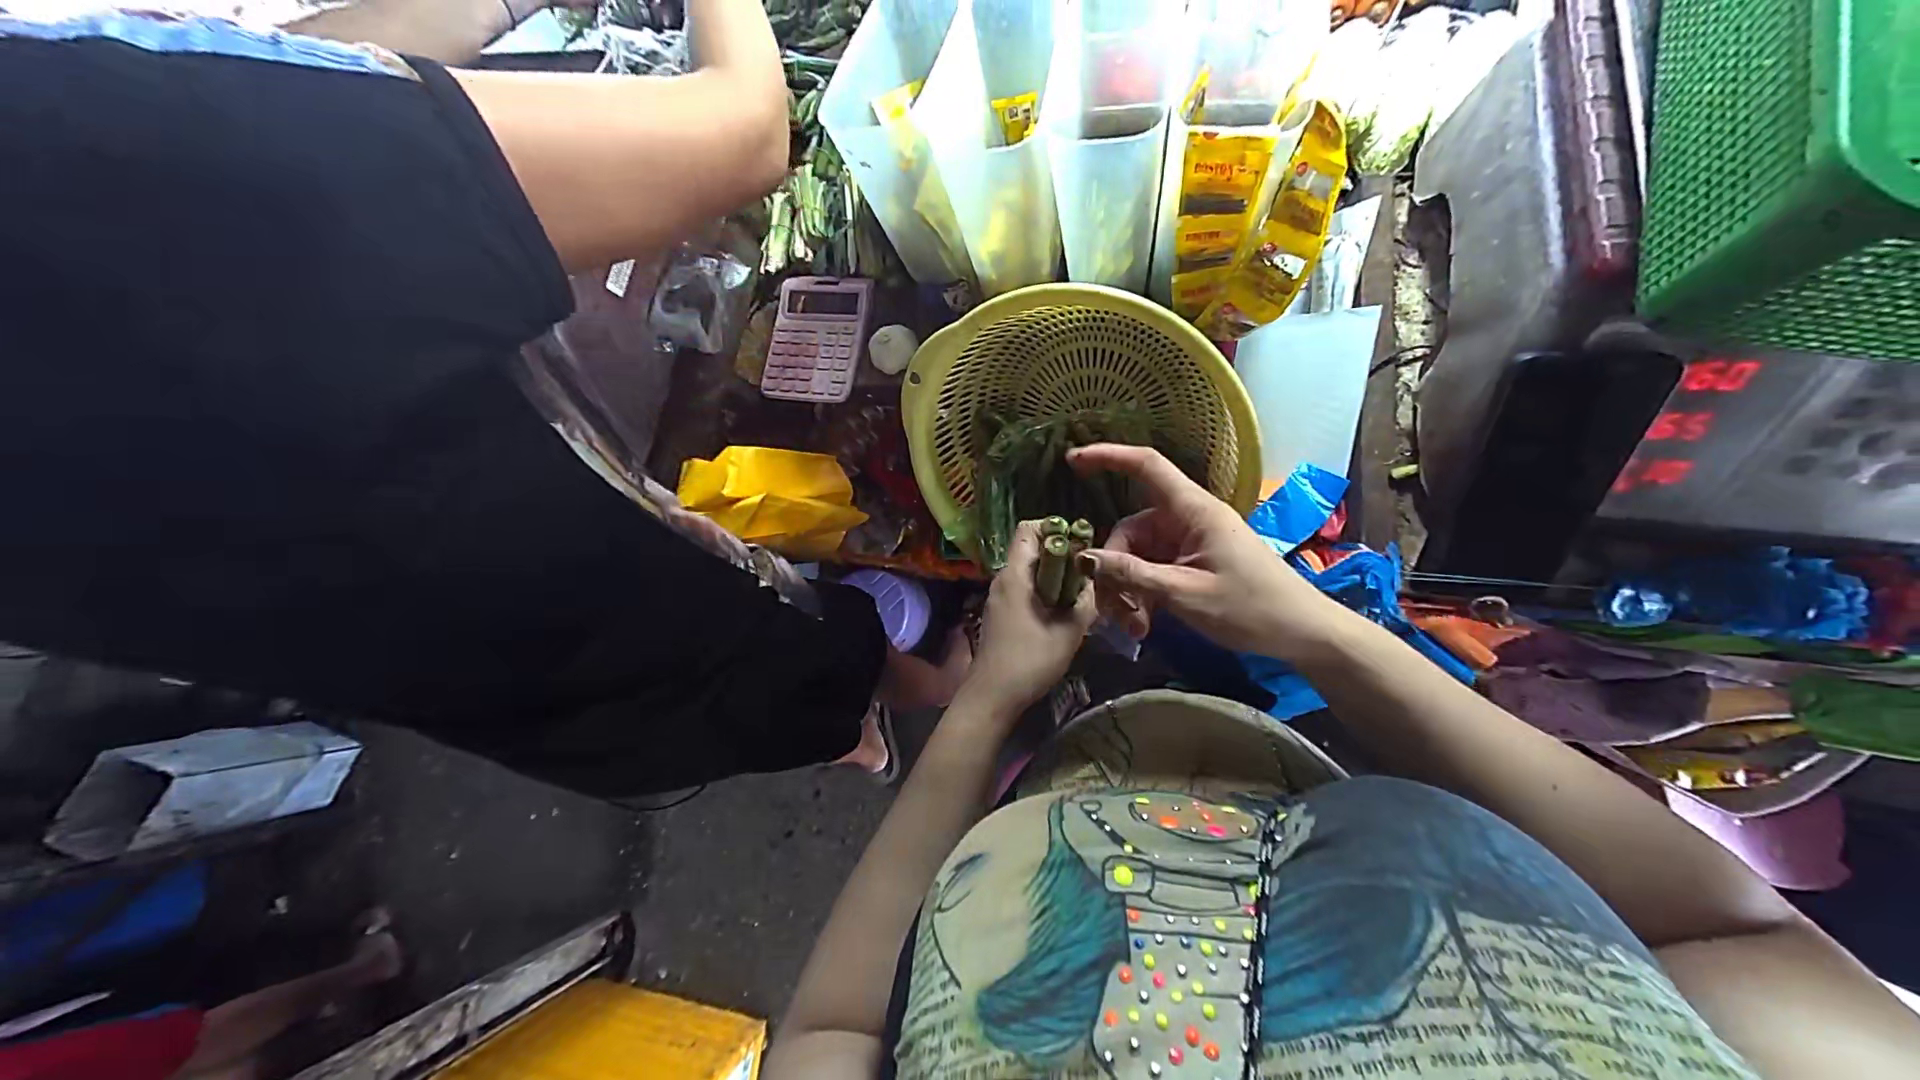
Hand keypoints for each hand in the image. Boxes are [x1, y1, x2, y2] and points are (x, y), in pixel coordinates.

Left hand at [957, 519, 1096, 715]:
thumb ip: (1085, 600)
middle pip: (1030, 550)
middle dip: (1060, 555)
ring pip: (1028, 571)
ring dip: (1053, 576)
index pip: (1028, 529)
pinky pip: (1023, 589)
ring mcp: (998, 596)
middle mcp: (1002, 579)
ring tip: (1078, 594)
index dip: (1054, 528)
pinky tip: (1060, 613)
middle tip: (1086, 573)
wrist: (992, 696)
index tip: (1078, 545)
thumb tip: (1092, 580)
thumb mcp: (1069, 630)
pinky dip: (1043, 592)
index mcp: (1015, 575)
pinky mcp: (1000, 613)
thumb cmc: (1030, 660)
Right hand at [1068, 444, 1336, 657]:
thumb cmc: (1251, 608)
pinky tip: (1143, 625)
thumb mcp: (1185, 594)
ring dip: (1128, 590)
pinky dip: (1142, 596)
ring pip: (1137, 556)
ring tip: (1133, 626)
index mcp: (1194, 511)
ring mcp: (1189, 544)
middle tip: (1114, 610)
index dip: (1109, 456)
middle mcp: (1187, 520)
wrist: (1303, 634)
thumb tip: (1085, 558)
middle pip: (1130, 530)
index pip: (1147, 467)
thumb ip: (1133, 575)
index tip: (1073, 460)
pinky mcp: (1192, 565)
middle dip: (1114, 569)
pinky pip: (1152, 572)